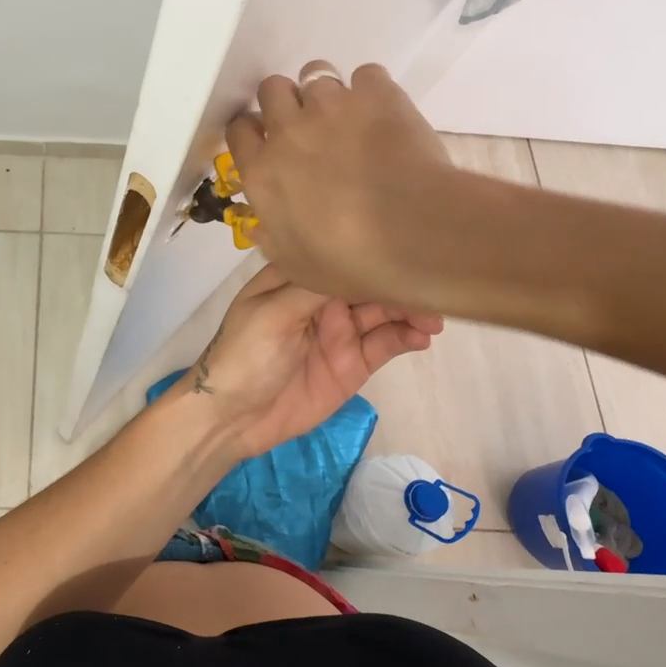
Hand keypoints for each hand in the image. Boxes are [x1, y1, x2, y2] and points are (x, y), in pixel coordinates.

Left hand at [185, 265, 440, 459]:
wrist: (232, 417)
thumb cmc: (243, 356)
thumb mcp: (272, 314)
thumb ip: (314, 288)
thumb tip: (355, 259)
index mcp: (294, 279)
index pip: (339, 258)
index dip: (370, 253)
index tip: (408, 249)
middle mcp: (320, 301)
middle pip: (368, 284)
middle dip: (399, 283)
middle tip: (432, 290)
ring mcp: (338, 333)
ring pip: (383, 312)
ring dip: (410, 310)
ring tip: (433, 318)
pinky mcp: (351, 365)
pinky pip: (385, 344)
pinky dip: (406, 337)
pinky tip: (422, 336)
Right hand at [225, 62, 461, 303]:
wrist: (414, 234)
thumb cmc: (349, 261)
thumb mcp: (295, 264)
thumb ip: (271, 239)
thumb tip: (259, 225)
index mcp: (261, 172)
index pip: (238, 129)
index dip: (252, 130)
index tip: (267, 140)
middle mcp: (287, 131)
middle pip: (271, 89)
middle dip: (285, 100)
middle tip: (307, 124)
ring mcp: (331, 107)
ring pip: (316, 75)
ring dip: (327, 95)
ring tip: (349, 117)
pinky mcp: (376, 95)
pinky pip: (366, 75)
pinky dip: (371, 90)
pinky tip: (382, 112)